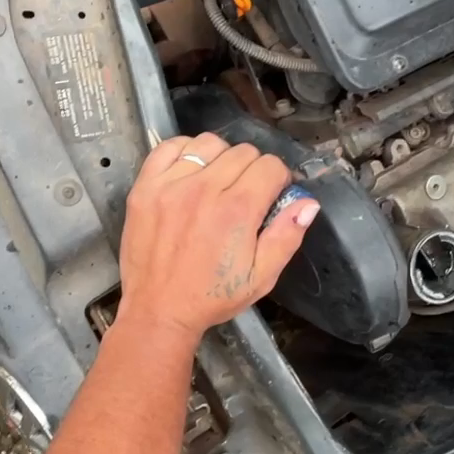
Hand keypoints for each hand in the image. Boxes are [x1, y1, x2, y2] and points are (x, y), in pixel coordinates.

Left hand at [115, 133, 317, 346]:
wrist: (157, 310)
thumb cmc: (211, 297)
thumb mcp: (261, 277)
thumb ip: (287, 237)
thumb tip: (307, 204)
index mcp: (237, 210)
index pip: (271, 166)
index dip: (278, 179)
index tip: (272, 194)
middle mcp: (204, 190)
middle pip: (244, 152)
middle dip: (253, 170)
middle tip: (246, 194)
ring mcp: (171, 186)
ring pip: (210, 143)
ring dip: (221, 157)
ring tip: (218, 182)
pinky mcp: (146, 187)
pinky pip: (169, 147)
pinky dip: (184, 152)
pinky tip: (190, 171)